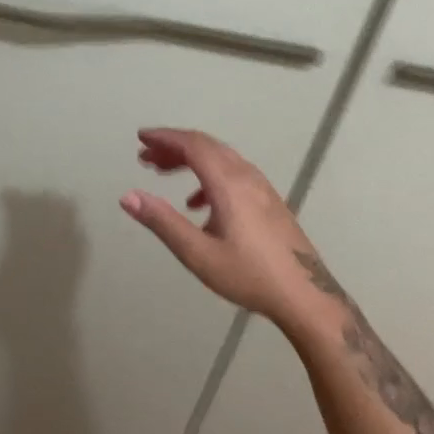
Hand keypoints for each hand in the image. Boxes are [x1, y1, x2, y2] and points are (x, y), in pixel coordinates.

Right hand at [121, 127, 341, 339]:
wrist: (305, 296)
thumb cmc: (249, 275)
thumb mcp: (197, 253)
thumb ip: (162, 222)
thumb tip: (127, 196)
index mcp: (229, 184)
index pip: (193, 146)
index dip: (165, 138)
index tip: (140, 138)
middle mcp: (247, 177)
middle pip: (207, 146)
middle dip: (173, 146)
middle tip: (145, 157)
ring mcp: (262, 188)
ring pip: (221, 158)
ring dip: (190, 158)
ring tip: (163, 173)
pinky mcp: (269, 201)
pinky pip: (233, 173)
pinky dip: (207, 175)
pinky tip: (196, 202)